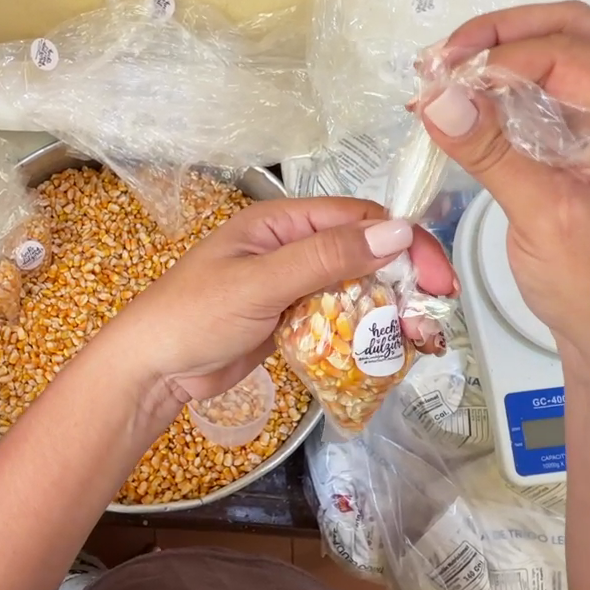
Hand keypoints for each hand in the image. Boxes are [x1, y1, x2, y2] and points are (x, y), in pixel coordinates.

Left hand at [97, 197, 451, 409]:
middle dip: (402, 281)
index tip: (437, 279)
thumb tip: (397, 233)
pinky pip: (336, 319)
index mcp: (279, 223)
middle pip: (362, 254)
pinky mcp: (289, 320)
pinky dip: (362, 332)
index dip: (403, 243)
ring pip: (354, 289)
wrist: (152, 369)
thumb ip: (324, 258)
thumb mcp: (258, 284)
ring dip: (387, 310)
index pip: (357, 219)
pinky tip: (384, 350)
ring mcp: (290, 286)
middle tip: (434, 317)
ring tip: (417, 340)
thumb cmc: (192, 316)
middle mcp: (289, 248)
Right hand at [416, 1, 589, 361]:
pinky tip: (462, 114)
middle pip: (571, 36)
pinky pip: (548, 106)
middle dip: (499, 39)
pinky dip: (502, 102)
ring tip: (439, 83)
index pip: (569, 51)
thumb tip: (434, 97)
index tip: (436, 80)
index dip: (496, 57)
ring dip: (497, 66)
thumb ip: (490, 151)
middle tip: (437, 62)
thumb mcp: (544, 217)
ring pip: (558, 66)